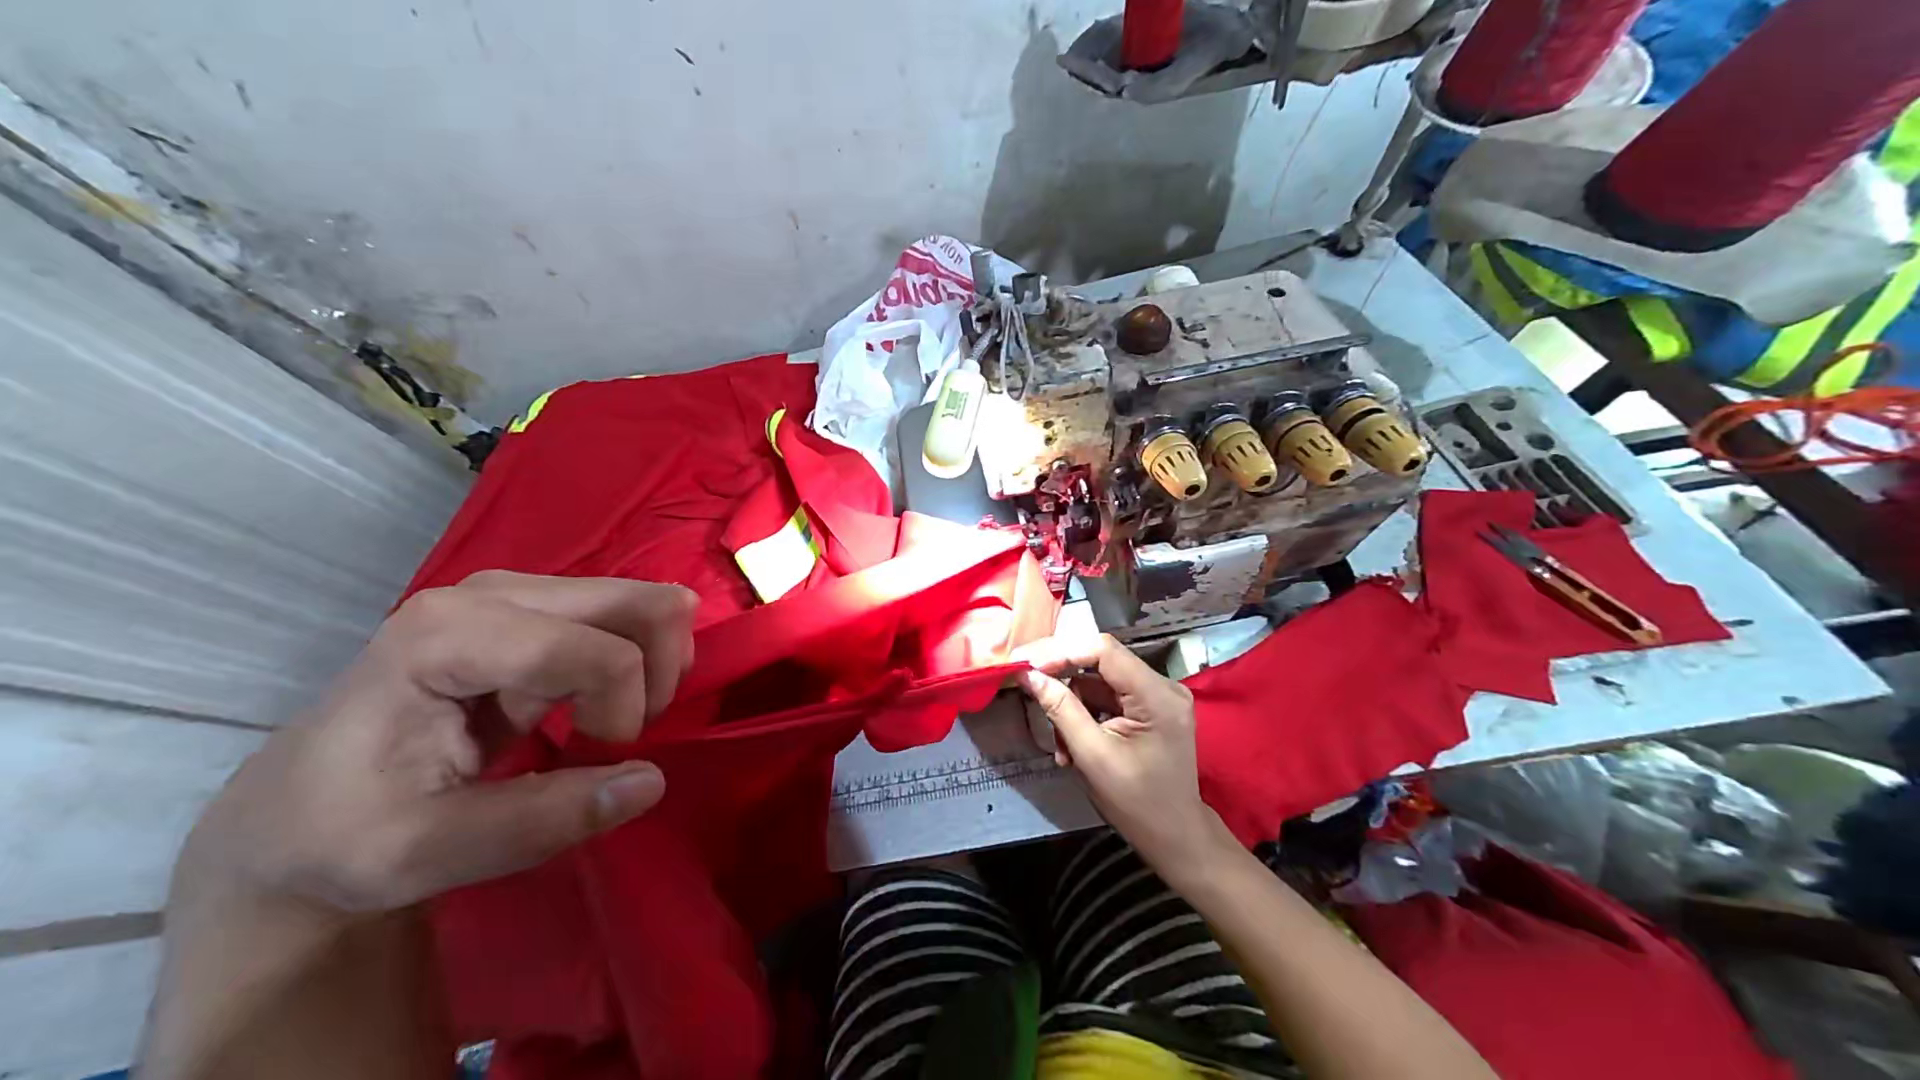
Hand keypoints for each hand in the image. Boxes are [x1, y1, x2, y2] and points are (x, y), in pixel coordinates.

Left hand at [176, 570, 697, 918]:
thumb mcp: (421, 855)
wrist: (296, 812)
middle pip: (638, 605)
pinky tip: (605, 704)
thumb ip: (538, 822)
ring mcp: (516, 590)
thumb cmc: (342, 834)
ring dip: (653, 669)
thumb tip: (651, 781)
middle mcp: (491, 590)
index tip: (592, 766)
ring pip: (644, 604)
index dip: (623, 716)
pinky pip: (627, 616)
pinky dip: (640, 662)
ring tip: (614, 724)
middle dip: (656, 677)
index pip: (601, 655)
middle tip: (626, 738)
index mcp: (449, 633)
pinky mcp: (535, 606)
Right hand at [1013, 633, 1221, 873]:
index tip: (1029, 666)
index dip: (1063, 652)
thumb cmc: (1136, 803)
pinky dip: (1085, 715)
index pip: (1104, 650)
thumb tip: (1028, 675)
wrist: (1174, 837)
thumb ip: (1060, 710)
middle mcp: (1163, 686)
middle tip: (1029, 689)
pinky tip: (1073, 745)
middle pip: (1100, 662)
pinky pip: (1107, 697)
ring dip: (1072, 706)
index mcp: (1158, 696)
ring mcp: (1158, 696)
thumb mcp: (1092, 757)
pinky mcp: (1149, 708)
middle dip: (1063, 681)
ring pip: (1099, 681)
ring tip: (1061, 747)